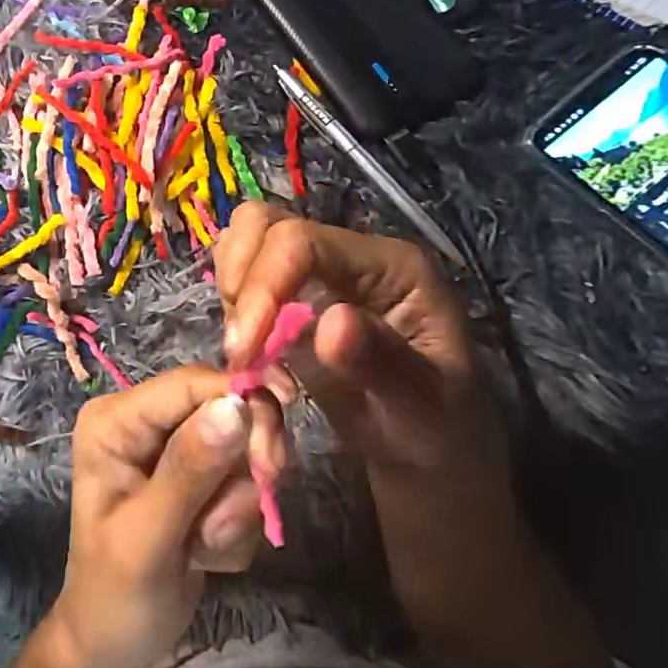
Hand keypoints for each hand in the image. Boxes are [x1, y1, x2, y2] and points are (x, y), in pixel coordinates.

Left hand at [34, 366, 286, 667]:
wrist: (115, 645)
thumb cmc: (115, 595)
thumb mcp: (147, 536)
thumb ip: (189, 470)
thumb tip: (236, 404)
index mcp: (116, 420)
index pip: (189, 383)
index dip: (242, 397)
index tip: (281, 439)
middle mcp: (145, 421)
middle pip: (225, 408)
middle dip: (244, 463)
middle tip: (239, 514)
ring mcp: (173, 448)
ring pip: (242, 447)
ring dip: (239, 504)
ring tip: (204, 545)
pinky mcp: (198, 476)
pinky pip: (244, 480)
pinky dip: (238, 519)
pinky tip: (205, 551)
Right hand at [215, 201, 506, 484]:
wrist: (429, 444)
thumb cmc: (436, 428)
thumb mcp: (423, 411)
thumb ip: (383, 366)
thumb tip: (330, 323)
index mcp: (390, 266)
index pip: (304, 242)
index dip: (263, 286)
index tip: (243, 351)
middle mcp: (347, 254)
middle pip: (264, 223)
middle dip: (239, 282)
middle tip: (242, 349)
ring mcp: (316, 268)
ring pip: (245, 239)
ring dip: (232, 294)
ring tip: (248, 352)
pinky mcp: (291, 289)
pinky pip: (241, 272)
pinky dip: (231, 306)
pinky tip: (250, 351)